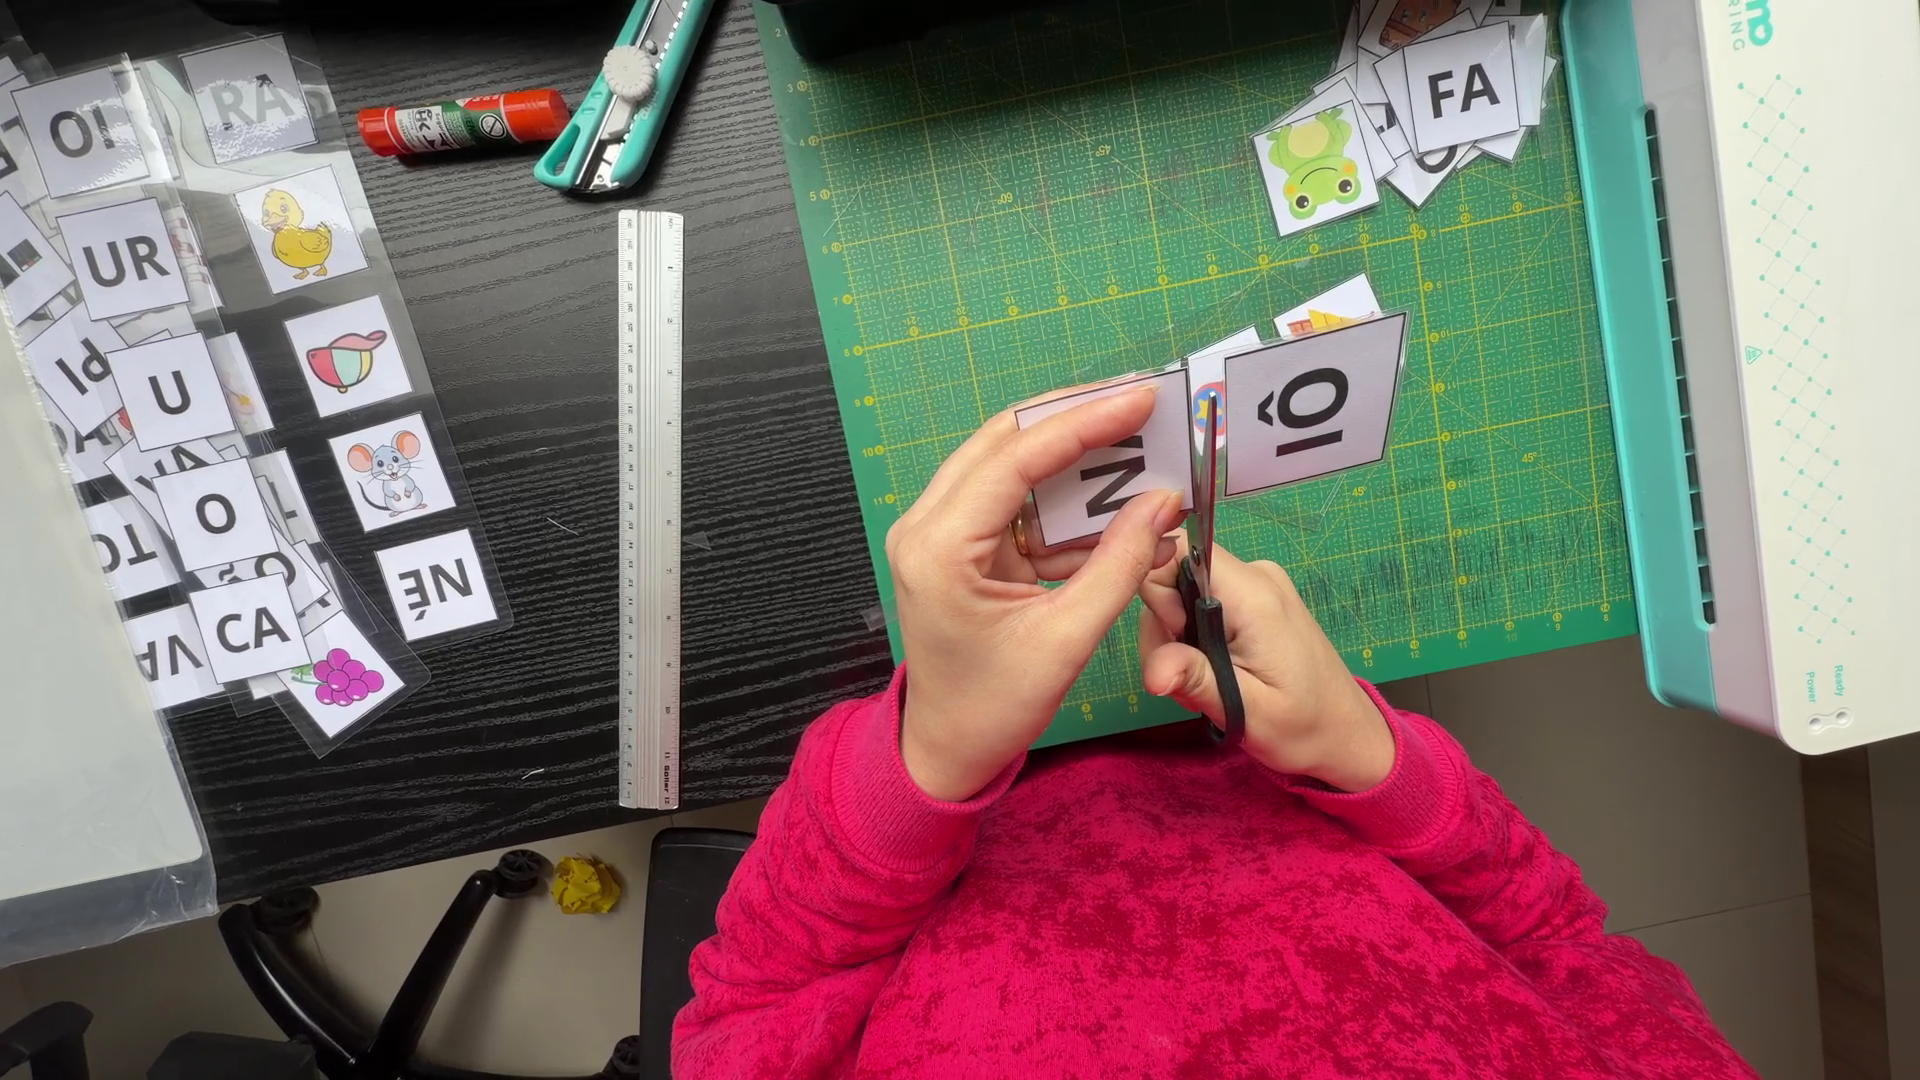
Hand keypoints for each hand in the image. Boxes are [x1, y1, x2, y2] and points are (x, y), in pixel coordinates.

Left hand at [891, 386, 1185, 800]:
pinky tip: (1109, 505)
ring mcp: (937, 532)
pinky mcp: (956, 544)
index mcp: (940, 547)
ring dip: (1068, 455)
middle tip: (1136, 403)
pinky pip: (1011, 501)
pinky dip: (1059, 501)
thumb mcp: (1067, 638)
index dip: (1084, 423)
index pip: (1015, 458)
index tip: (1140, 398)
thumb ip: (1119, 564)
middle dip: (1072, 419)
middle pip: (1002, 442)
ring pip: (1005, 464)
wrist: (947, 746)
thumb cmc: (996, 706)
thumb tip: (1164, 501)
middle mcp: (926, 525)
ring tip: (1131, 442)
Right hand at [1137, 541, 1394, 791]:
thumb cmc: (1304, 727)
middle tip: (1190, 678)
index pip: (1178, 550)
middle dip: (1166, 629)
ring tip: (1205, 683)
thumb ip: (1196, 680)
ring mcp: (1252, 584)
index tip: (1173, 637)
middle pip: (1172, 575)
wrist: (1347, 737)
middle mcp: (1252, 575)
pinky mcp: (1250, 598)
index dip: (1156, 587)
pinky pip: (1198, 602)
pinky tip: (1211, 672)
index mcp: (1252, 594)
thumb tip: (1151, 671)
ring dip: (1177, 640)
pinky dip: (1193, 638)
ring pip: (1179, 593)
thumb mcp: (1246, 711)